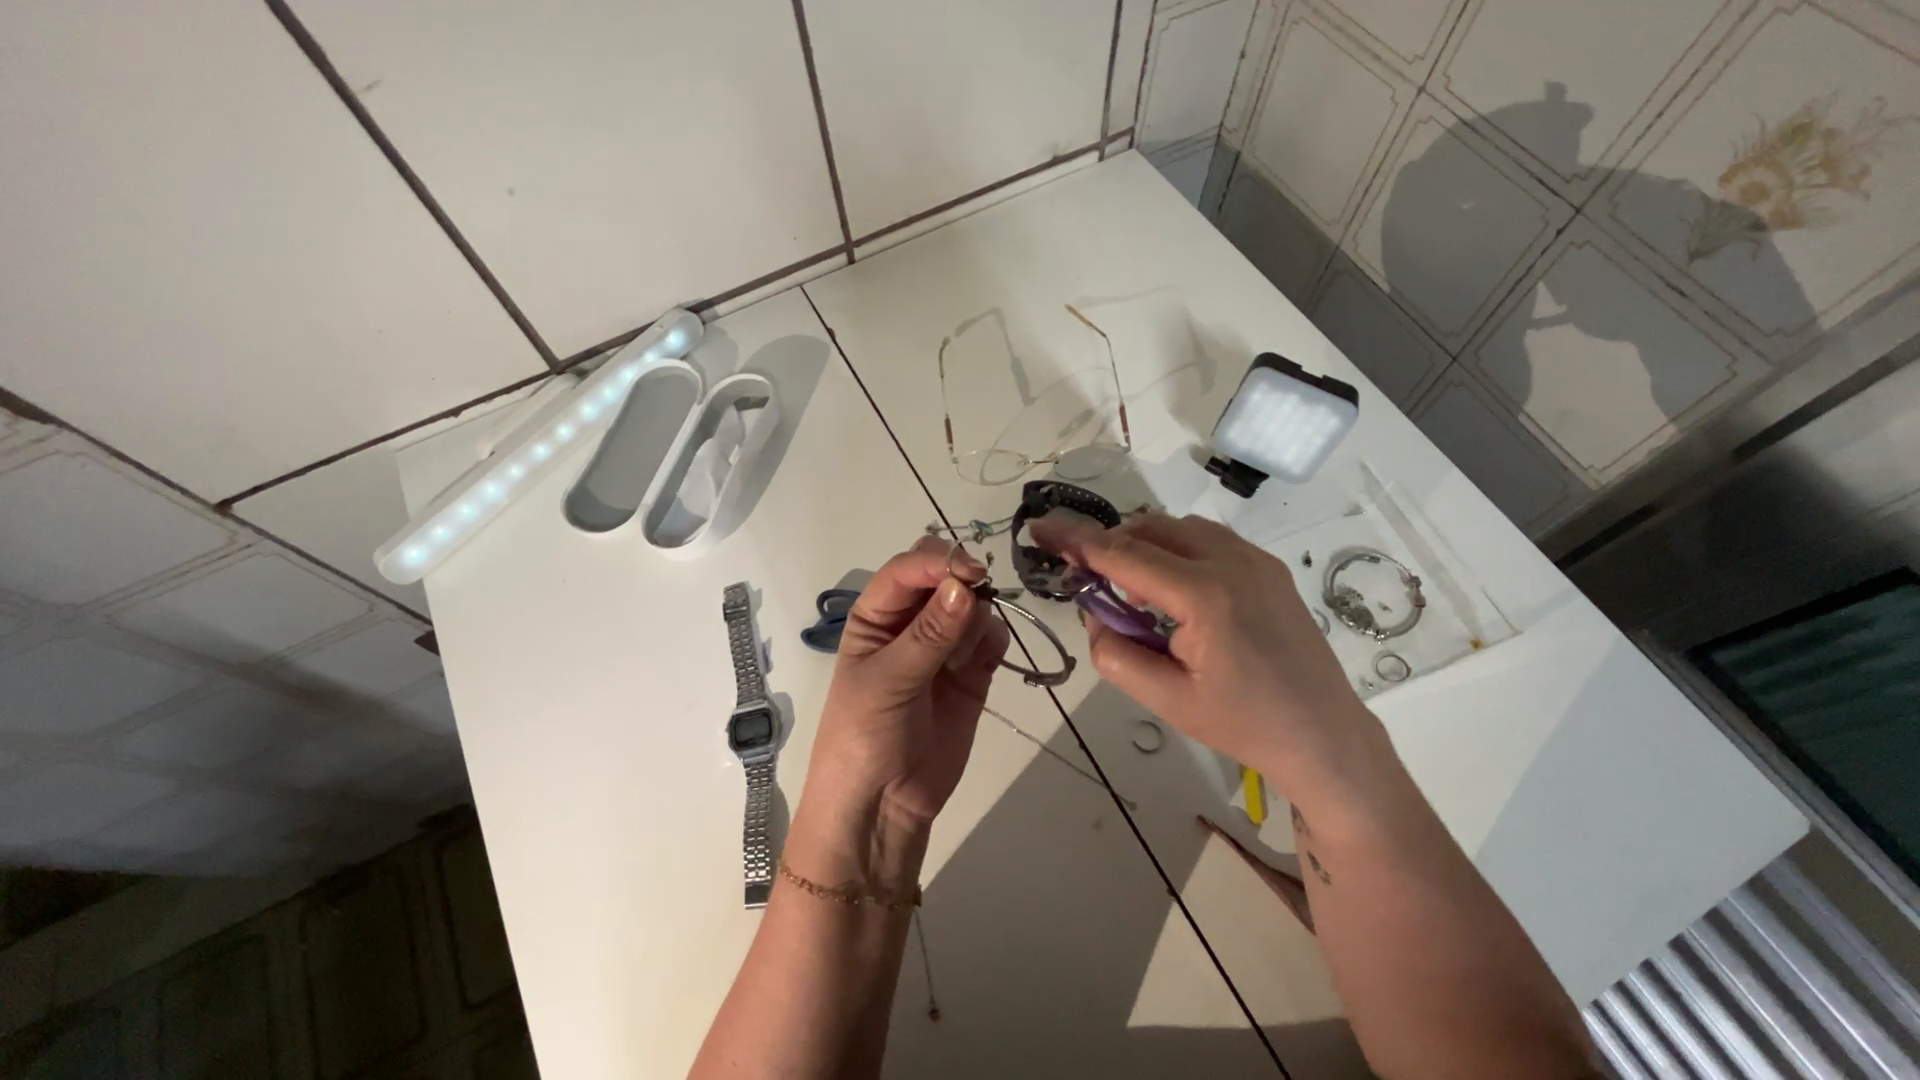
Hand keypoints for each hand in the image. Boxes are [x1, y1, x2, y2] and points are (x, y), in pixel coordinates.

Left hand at [801, 537, 1009, 833]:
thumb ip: (929, 634)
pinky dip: (992, 641)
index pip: (907, 570)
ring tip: (961, 660)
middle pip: (944, 578)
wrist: (883, 805)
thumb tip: (964, 586)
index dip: (937, 564)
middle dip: (963, 582)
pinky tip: (978, 666)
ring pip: (973, 606)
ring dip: (976, 618)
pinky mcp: (972, 675)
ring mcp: (943, 649)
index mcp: (875, 617)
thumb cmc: (865, 737)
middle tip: (976, 601)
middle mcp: (910, 624)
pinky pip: (991, 639)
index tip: (971, 573)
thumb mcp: (888, 682)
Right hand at [1030, 511, 1365, 772]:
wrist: (1322, 735)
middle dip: (1110, 544)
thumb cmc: (1242, 724)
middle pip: (1150, 529)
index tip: (1039, 529)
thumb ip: (1115, 654)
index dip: (1074, 539)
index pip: (1123, 553)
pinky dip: (1177, 549)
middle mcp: (1231, 562)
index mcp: (1203, 595)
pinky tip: (1174, 589)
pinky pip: (1209, 539)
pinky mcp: (1270, 569)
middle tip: (1086, 577)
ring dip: (1144, 544)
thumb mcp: (1166, 699)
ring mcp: (1256, 560)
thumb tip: (1095, 614)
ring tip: (1131, 588)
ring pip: (1180, 527)